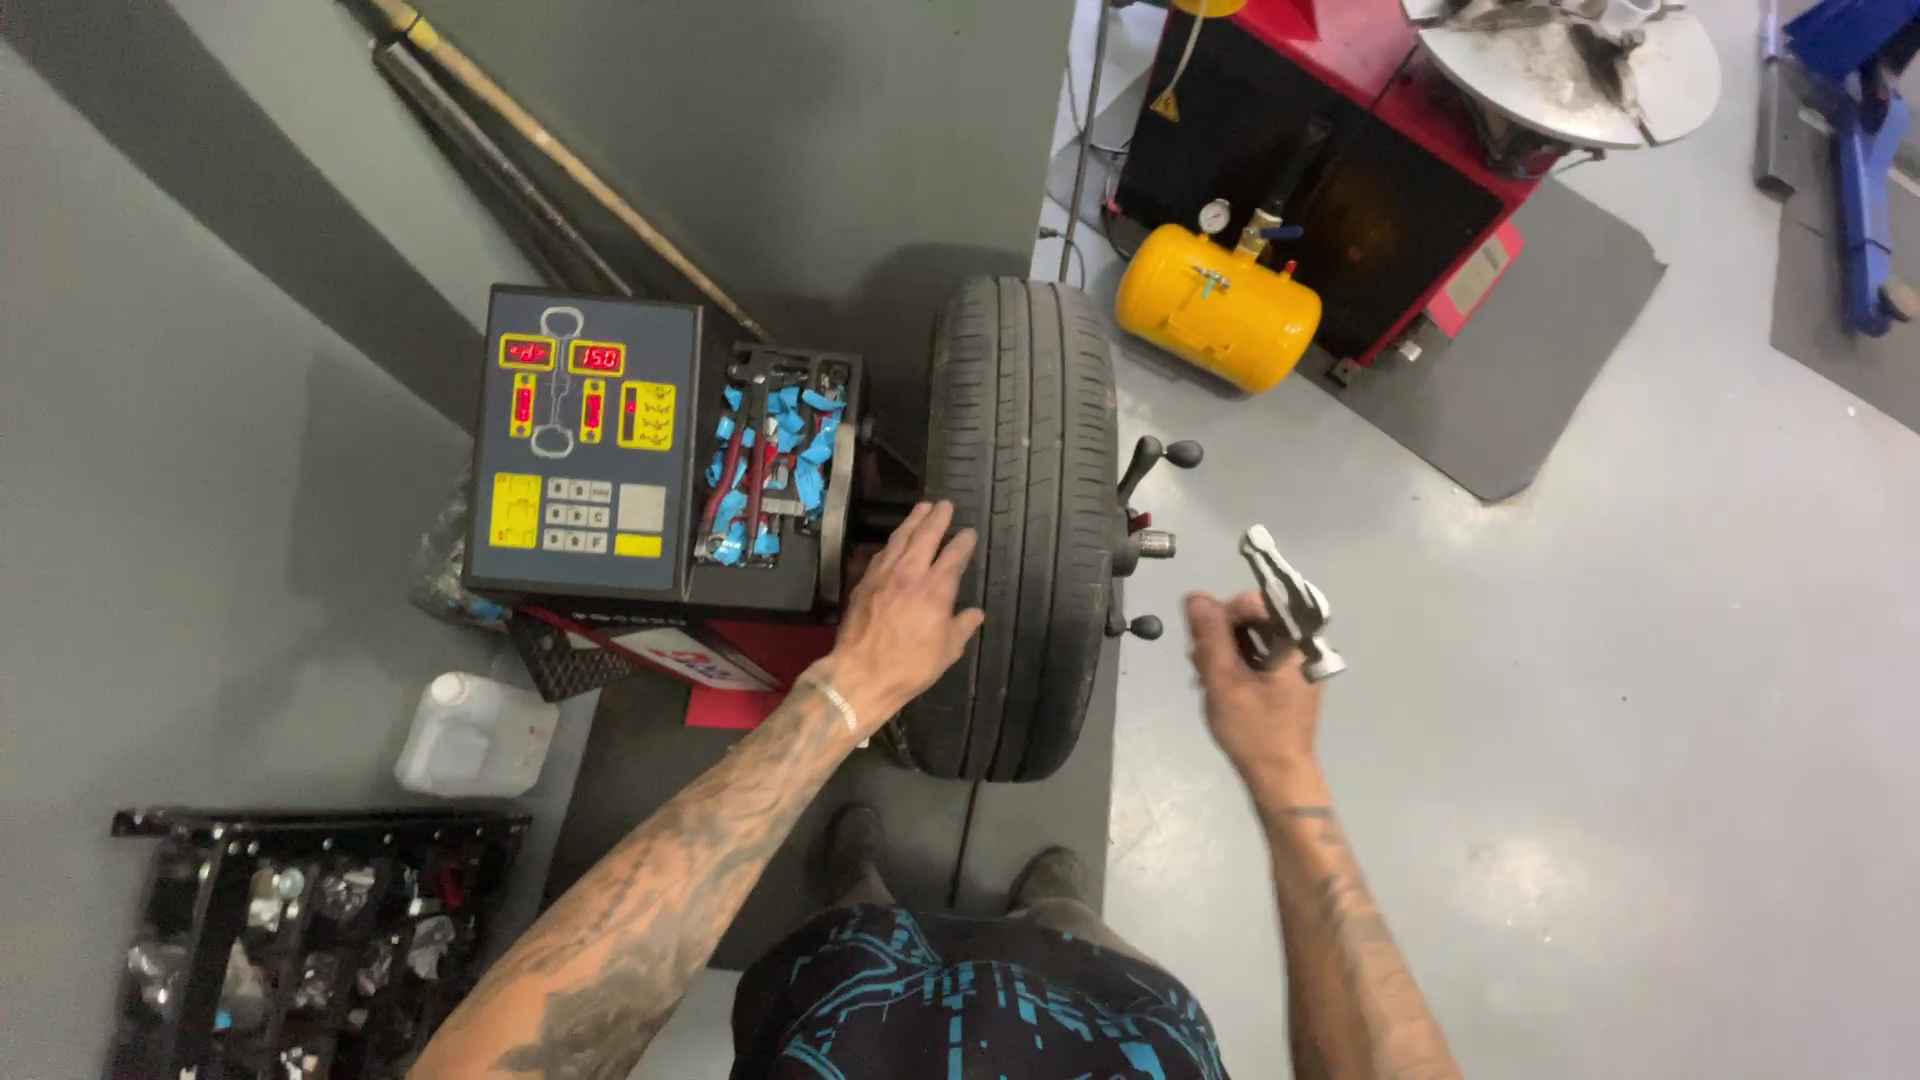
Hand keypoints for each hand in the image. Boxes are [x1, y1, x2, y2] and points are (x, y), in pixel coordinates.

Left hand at [811, 501, 983, 736]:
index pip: (954, 555)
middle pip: (926, 536)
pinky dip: (894, 541)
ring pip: (901, 538)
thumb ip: (962, 627)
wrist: (860, 674)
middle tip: (945, 505)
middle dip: (938, 518)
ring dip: (913, 521)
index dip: (964, 542)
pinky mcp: (865, 582)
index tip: (969, 533)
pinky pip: (882, 553)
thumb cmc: (909, 667)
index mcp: (936, 590)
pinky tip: (897, 539)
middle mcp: (911, 574)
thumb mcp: (947, 651)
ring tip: (922, 507)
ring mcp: (884, 575)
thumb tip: (975, 613)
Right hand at [1184, 591, 1325, 786]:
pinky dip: (1234, 660)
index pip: (1259, 603)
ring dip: (1223, 647)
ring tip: (1203, 673)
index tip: (1204, 638)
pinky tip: (1214, 679)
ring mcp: (1296, 663)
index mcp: (1297, 644)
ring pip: (1253, 635)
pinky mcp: (1287, 677)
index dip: (1227, 612)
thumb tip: (1196, 596)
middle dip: (1221, 632)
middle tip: (1198, 660)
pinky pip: (1257, 653)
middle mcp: (1302, 647)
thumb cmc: (1254, 731)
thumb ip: (1211, 635)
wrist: (1279, 777)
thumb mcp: (1224, 681)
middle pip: (1255, 617)